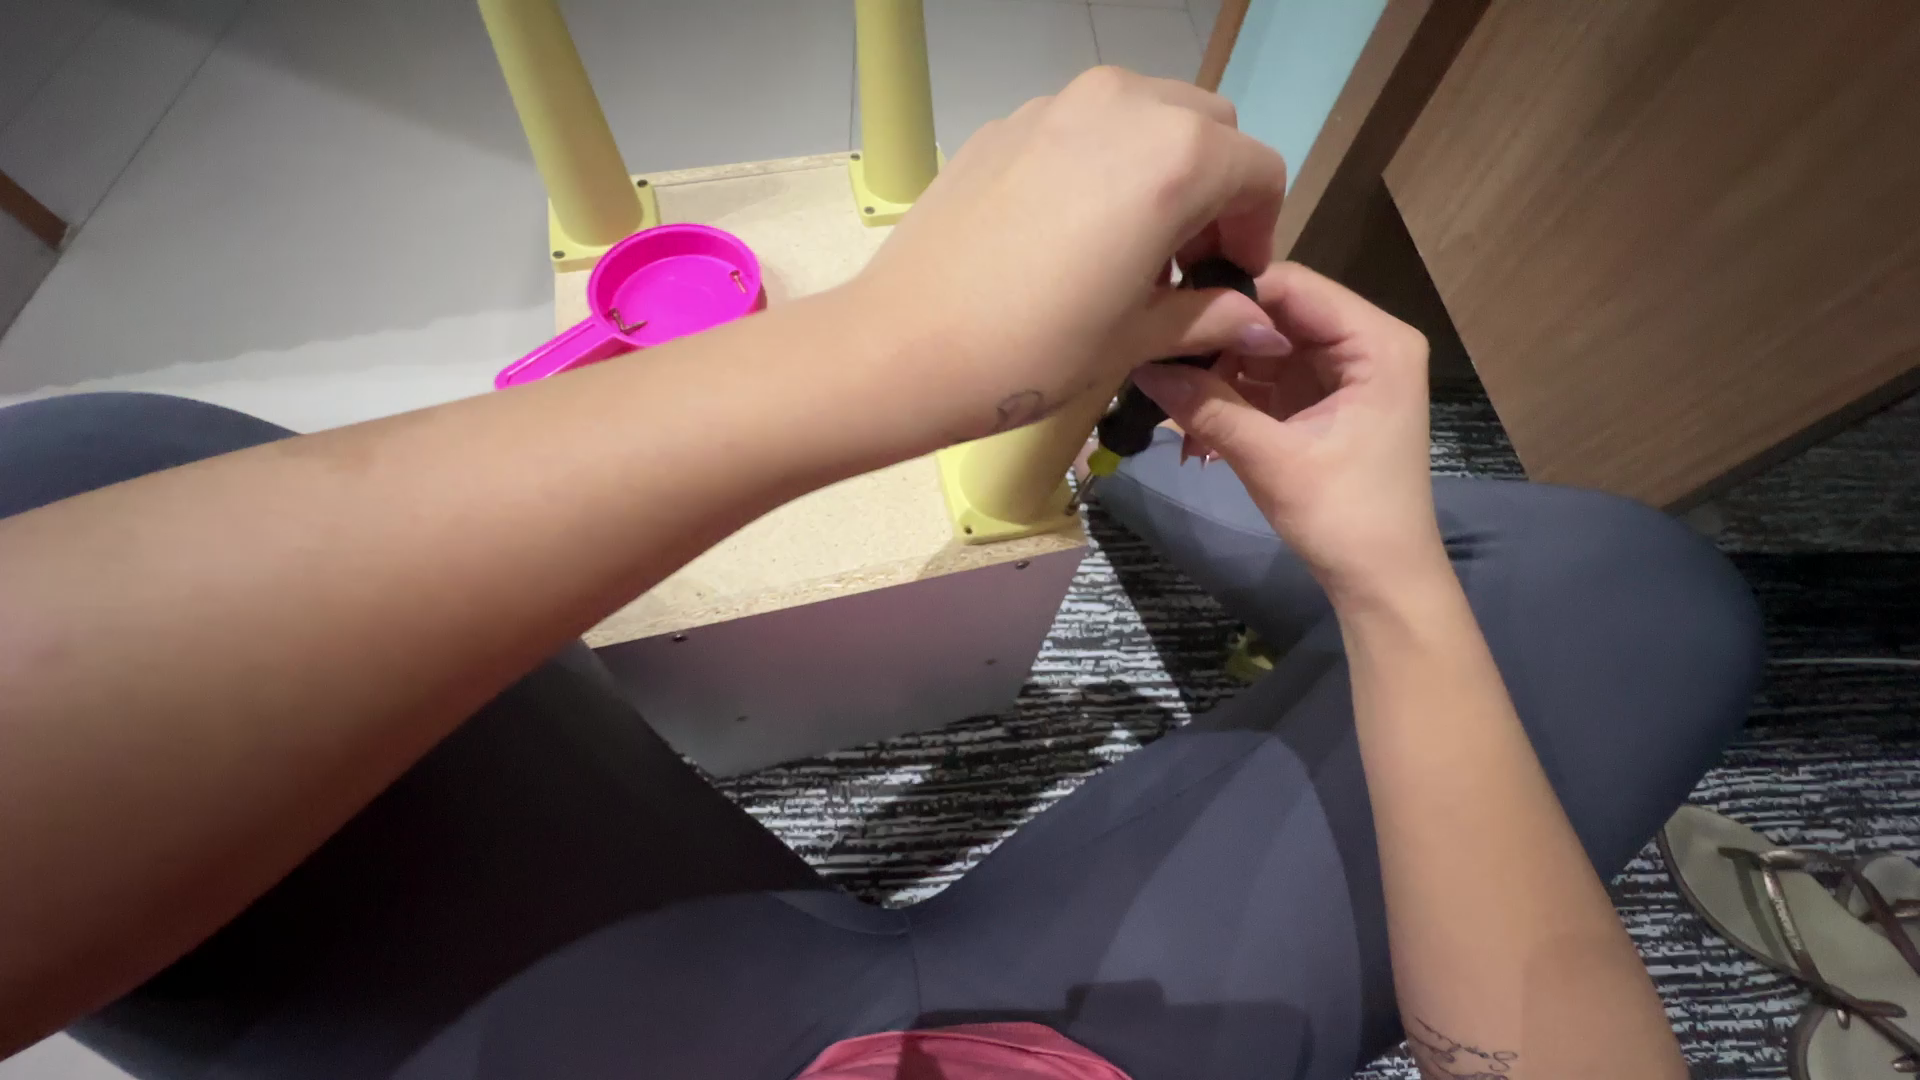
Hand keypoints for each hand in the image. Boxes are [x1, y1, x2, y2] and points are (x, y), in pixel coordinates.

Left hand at [853, 67, 1290, 442]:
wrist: (904, 347)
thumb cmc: (1031, 353)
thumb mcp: (1131, 340)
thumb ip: (1206, 315)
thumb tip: (1261, 320)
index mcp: (1174, 157)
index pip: (1259, 171)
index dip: (1258, 230)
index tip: (1231, 279)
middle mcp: (1122, 105)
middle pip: (1207, 128)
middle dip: (1213, 192)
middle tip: (1182, 265)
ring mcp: (1054, 106)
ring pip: (1143, 118)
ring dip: (1158, 172)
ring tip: (1126, 249)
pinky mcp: (1003, 126)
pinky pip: (1079, 131)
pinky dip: (1099, 168)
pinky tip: (1066, 234)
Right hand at [1129, 263, 1445, 605]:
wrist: (1378, 578)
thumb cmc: (1342, 515)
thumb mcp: (1269, 458)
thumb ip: (1206, 408)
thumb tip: (1141, 368)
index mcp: (1375, 342)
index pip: (1291, 287)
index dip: (1229, 298)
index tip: (1169, 319)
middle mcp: (1362, 344)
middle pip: (1274, 317)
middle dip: (1216, 343)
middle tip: (1156, 361)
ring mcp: (1339, 374)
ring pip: (1262, 351)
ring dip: (1216, 377)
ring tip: (1168, 402)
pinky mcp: (1318, 403)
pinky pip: (1264, 384)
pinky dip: (1229, 401)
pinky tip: (1194, 429)